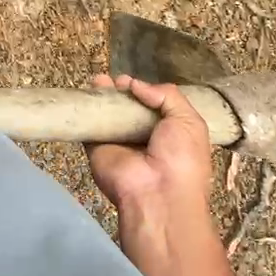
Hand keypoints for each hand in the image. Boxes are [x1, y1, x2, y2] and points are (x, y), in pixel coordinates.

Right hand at [87, 72, 213, 209]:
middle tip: (116, 81)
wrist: (156, 195)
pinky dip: (84, 107)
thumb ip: (168, 96)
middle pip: (127, 106)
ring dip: (102, 94)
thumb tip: (136, 84)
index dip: (143, 91)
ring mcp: (117, 141)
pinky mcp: (95, 146)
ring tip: (99, 81)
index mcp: (167, 134)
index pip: (152, 106)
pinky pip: (88, 123)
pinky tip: (87, 93)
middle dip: (120, 90)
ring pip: (106, 111)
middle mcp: (141, 137)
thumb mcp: (190, 124)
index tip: (133, 83)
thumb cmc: (181, 160)